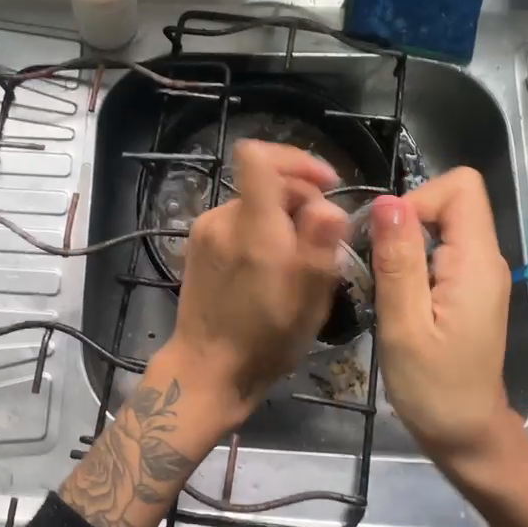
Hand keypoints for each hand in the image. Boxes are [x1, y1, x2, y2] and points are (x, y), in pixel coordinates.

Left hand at [164, 140, 350, 420]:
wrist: (206, 369)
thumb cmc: (264, 339)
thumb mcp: (309, 299)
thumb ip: (321, 244)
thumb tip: (328, 206)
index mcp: (252, 227)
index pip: (258, 157)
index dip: (297, 160)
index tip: (327, 184)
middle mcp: (223, 218)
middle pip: (266, 180)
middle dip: (301, 198)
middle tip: (323, 239)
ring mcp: (206, 230)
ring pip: (255, 202)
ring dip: (283, 218)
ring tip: (302, 258)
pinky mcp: (199, 245)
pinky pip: (239, 221)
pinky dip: (262, 230)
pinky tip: (274, 266)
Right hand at [369, 168, 516, 465]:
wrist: (465, 434)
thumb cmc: (433, 387)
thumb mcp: (405, 326)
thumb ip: (398, 261)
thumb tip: (387, 202)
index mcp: (476, 263)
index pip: (460, 187)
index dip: (418, 200)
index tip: (388, 241)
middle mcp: (485, 259)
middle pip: (449, 201)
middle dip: (405, 220)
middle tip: (378, 264)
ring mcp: (478, 274)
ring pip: (440, 224)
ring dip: (403, 243)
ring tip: (382, 284)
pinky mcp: (466, 289)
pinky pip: (438, 249)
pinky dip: (410, 261)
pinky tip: (395, 297)